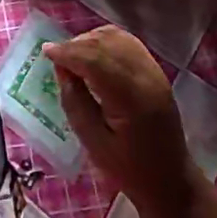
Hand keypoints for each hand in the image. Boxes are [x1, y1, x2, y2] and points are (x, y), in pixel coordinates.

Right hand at [44, 25, 202, 217]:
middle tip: (56, 57)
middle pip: (106, 44)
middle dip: (76, 44)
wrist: (170, 180)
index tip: (46, 52)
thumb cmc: (129, 169)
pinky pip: (128, 42)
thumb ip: (75, 102)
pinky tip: (92, 54)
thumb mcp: (93, 142)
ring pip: (117, 37)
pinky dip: (106, 41)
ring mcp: (154, 71)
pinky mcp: (156, 71)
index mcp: (131, 99)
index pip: (95, 60)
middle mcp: (147, 77)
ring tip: (73, 55)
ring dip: (91, 40)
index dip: (68, 52)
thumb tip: (62, 68)